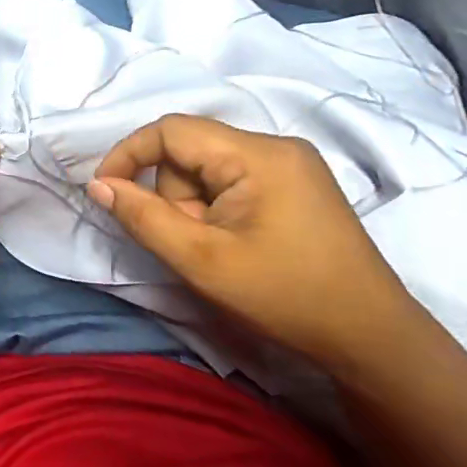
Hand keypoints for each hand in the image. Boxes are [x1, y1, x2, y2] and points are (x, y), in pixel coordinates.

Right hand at [88, 115, 437, 366]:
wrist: (368, 336)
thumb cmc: (283, 296)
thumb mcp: (200, 260)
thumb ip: (143, 217)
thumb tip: (98, 185)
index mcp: (258, 155)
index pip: (172, 130)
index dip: (128, 155)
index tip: (105, 192)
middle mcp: (276, 146)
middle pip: (189, 152)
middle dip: (171, 196)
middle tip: (187, 243)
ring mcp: (289, 165)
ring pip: (206, 170)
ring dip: (192, 208)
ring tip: (216, 250)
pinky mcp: (293, 185)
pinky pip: (230, 182)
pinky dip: (213, 210)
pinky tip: (231, 244)